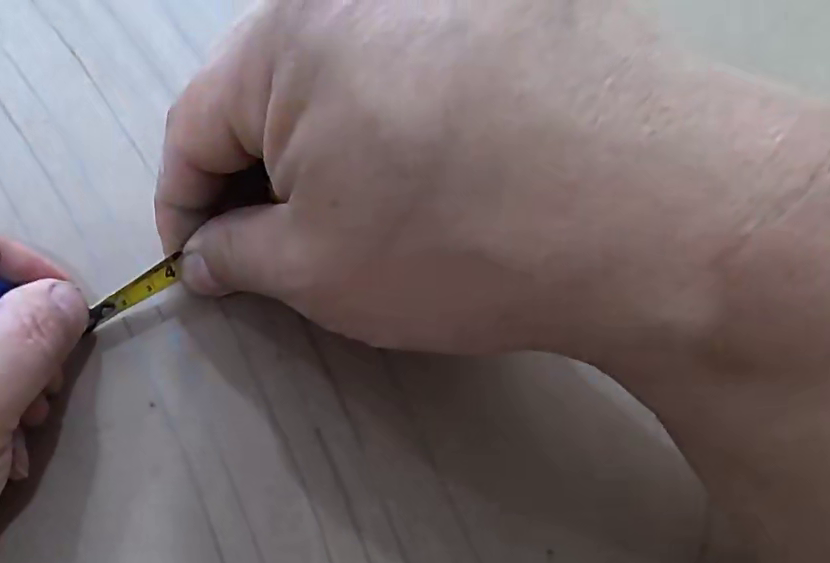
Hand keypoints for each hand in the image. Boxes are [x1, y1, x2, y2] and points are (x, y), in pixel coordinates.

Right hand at [156, 0, 829, 362]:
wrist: (652, 214)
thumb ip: (231, 257)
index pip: (191, 129)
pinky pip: (394, 67)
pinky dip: (367, 132)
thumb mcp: (309, 269)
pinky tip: (394, 183)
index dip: (178, 208)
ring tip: (325, 227)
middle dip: (240, 184)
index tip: (190, 266)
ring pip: (326, 82)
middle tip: (254, 255)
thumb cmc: (447, 247)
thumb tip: (197, 258)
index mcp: (289, 37)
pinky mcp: (502, 1)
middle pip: (256, 96)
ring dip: (304, 160)